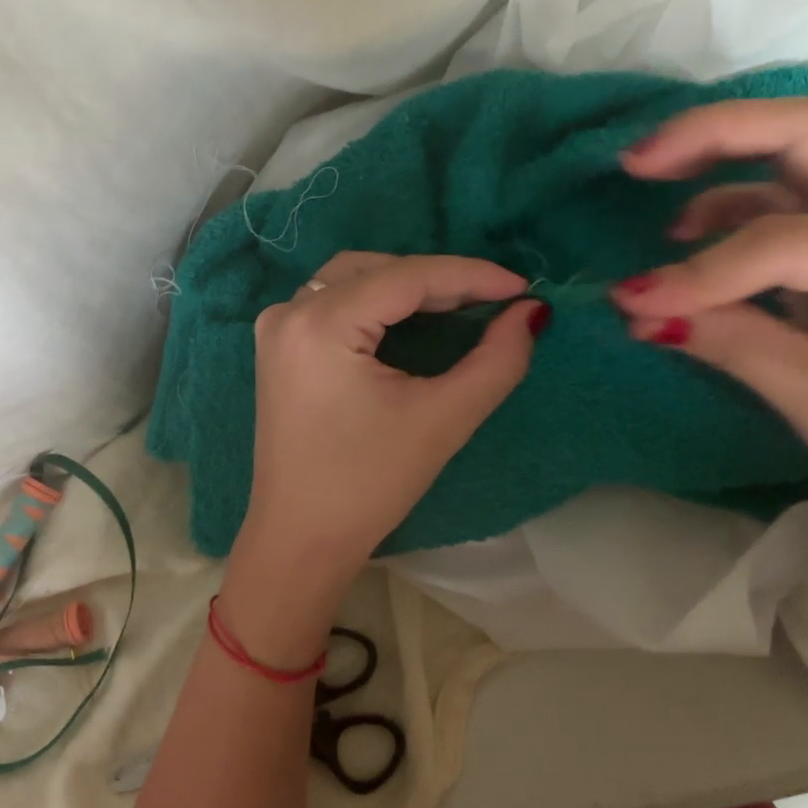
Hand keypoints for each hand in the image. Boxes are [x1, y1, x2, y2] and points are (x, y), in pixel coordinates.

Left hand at [244, 253, 546, 574]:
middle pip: (375, 269)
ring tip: (461, 306)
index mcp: (319, 325)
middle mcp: (289, 313)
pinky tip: (414, 319)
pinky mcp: (278, 347)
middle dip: (438, 279)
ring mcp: (276, 329)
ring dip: (405, 286)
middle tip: (494, 300)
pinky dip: (376, 302)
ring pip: (351, 280)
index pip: (405, 277)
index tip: (522, 286)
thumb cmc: (368, 485)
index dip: (469, 275)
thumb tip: (532, 312)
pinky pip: (333, 303)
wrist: (300, 538)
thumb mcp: (442, 420)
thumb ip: (496, 361)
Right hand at [609, 98, 807, 515]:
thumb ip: (731, 341)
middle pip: (803, 132)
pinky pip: (785, 195)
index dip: (699, 271)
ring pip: (794, 148)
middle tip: (636, 161)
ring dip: (717, 152)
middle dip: (712, 133)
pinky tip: (687, 231)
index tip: (631, 303)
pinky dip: (727, 199)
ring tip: (648, 182)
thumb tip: (639, 308)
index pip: (782, 242)